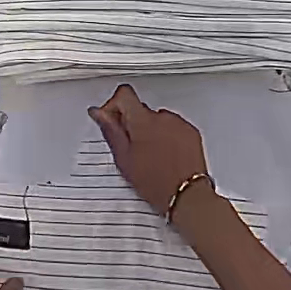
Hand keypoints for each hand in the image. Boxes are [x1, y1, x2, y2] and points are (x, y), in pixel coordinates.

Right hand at [88, 84, 210, 214]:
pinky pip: (173, 126)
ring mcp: (179, 124)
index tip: (112, 120)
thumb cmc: (154, 181)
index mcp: (142, 121)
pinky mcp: (191, 132)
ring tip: (149, 155)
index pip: (124, 94)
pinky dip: (166, 136)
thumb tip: (98, 113)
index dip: (114, 106)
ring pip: (157, 119)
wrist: (186, 195)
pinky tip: (164, 155)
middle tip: (131, 148)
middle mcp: (162, 117)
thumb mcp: (123, 158)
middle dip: (132, 123)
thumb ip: (110, 130)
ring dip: (150, 130)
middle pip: (140, 109)